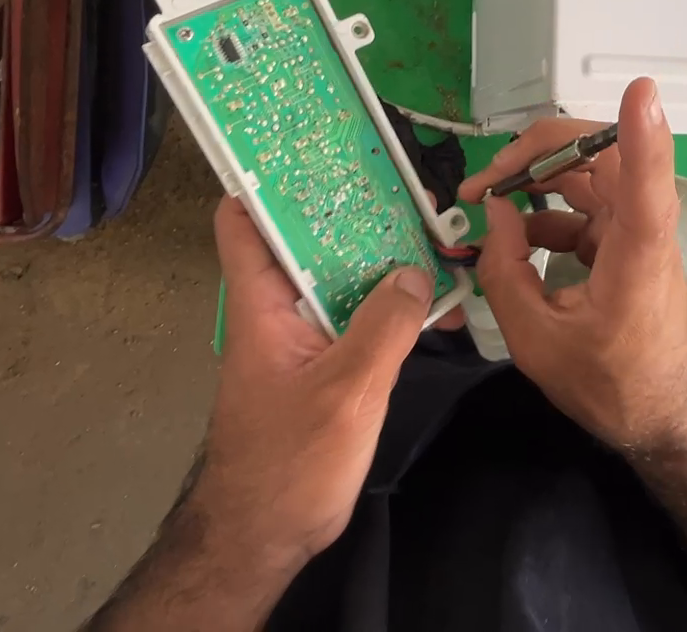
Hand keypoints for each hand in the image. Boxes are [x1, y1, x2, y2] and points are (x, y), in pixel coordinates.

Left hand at [187, 197, 434, 573]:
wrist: (266, 538)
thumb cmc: (289, 464)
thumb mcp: (346, 393)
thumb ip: (385, 328)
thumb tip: (417, 272)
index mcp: (264, 305)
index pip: (245, 223)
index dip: (266, 181)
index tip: (310, 147)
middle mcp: (281, 310)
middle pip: (311, 242)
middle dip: (356, 212)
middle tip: (407, 186)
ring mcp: (307, 337)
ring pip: (345, 278)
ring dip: (385, 258)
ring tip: (436, 233)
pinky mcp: (329, 362)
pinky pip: (364, 316)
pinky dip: (396, 304)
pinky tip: (441, 303)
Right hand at [460, 77, 686, 452]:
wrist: (668, 413)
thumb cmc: (613, 385)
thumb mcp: (537, 341)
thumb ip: (504, 272)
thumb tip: (494, 212)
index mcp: (636, 254)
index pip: (646, 181)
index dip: (642, 131)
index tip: (640, 87)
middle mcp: (642, 228)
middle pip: (601, 156)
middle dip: (537, 153)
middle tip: (486, 180)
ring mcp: (635, 231)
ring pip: (588, 175)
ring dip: (536, 179)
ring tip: (485, 203)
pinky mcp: (626, 241)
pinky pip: (583, 207)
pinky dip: (546, 212)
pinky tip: (514, 238)